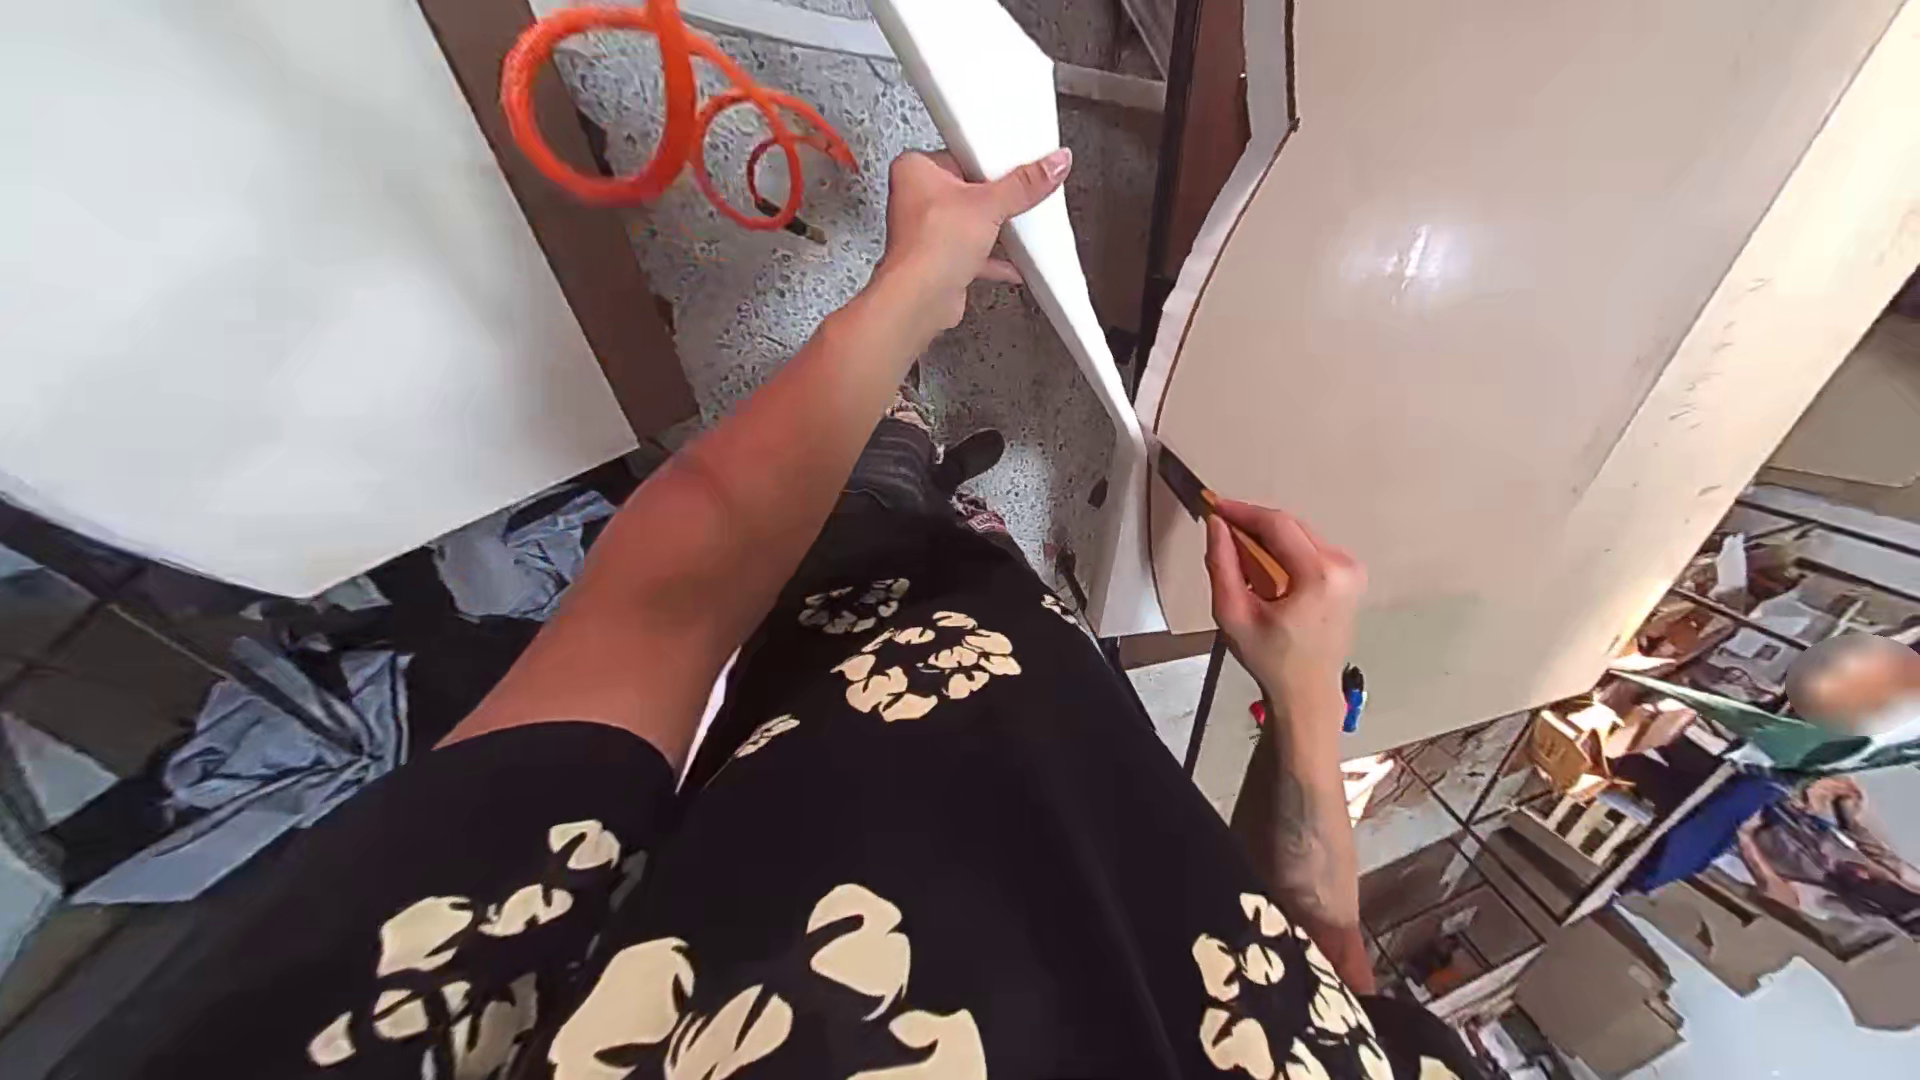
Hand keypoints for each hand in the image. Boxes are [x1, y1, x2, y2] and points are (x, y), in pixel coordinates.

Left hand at [871, 148, 1071, 333]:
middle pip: (967, 193)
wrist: (922, 298)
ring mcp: (926, 236)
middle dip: (993, 201)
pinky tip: (1011, 264)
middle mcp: (915, 202)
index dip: (988, 162)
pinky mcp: (938, 265)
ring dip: (993, 232)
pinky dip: (991, 260)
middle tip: (1015, 197)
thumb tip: (1052, 165)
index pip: (961, 155)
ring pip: (968, 227)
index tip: (1012, 166)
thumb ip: (1024, 185)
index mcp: (915, 170)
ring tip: (1015, 228)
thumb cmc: (930, 247)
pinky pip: (970, 256)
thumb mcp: (990, 204)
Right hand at [1205, 500, 1366, 711]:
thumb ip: (1222, 564)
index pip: (1277, 524)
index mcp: (1320, 576)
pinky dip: (1281, 547)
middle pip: (1290, 524)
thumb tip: (1216, 525)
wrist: (1307, 690)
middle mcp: (1344, 567)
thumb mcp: (1233, 613)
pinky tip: (1260, 563)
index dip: (1242, 511)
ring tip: (1236, 549)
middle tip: (1219, 525)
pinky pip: (1309, 546)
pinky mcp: (1350, 576)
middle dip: (1252, 522)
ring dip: (1266, 535)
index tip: (1214, 505)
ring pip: (1299, 533)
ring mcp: (1352, 570)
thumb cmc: (1270, 658)